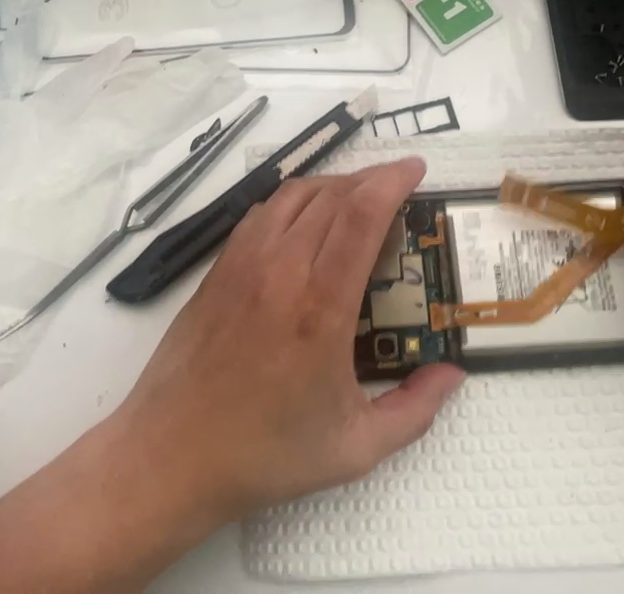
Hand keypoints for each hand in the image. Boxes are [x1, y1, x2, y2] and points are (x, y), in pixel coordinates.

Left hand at [0, 159, 464, 592]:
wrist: (169, 455)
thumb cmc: (264, 453)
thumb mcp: (354, 448)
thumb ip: (413, 410)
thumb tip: (454, 374)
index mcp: (320, 307)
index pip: (360, 217)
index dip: (392, 182)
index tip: (416, 169)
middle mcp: (281, 270)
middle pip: (332, 195)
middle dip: (372, 178)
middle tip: (399, 185)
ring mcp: (243, 265)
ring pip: (294, 195)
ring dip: (333, 184)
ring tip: (359, 196)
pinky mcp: (218, 270)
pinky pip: (263, 213)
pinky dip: (295, 200)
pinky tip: (307, 219)